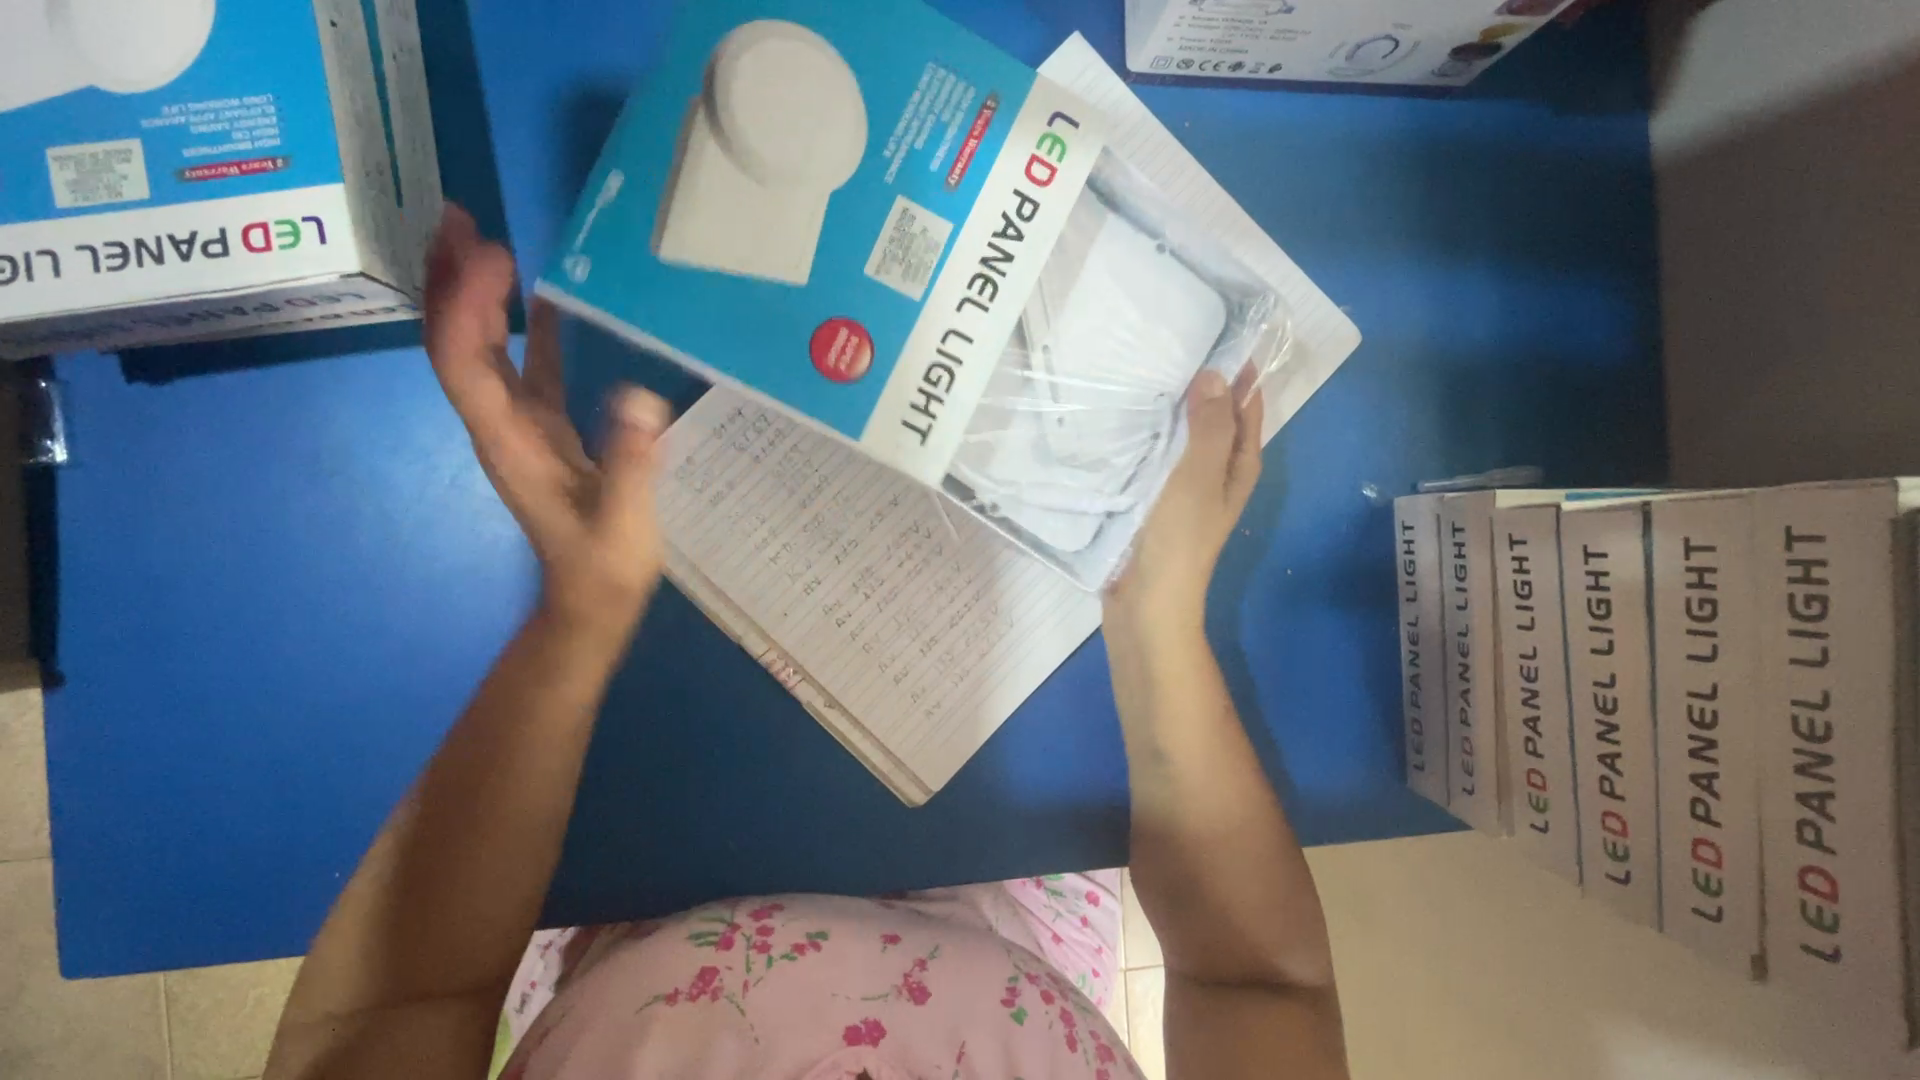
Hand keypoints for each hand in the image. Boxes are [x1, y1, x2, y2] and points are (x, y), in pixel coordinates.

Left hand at [424, 205, 670, 643]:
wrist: (591, 602)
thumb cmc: (606, 569)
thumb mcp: (625, 526)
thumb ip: (631, 466)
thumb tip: (640, 397)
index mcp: (510, 444)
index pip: (466, 364)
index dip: (469, 306)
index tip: (493, 256)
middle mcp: (501, 425)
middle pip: (458, 343)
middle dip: (452, 280)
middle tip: (459, 217)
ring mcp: (521, 426)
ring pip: (485, 349)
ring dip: (478, 294)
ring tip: (484, 238)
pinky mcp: (546, 429)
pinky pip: (526, 367)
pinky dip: (527, 326)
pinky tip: (543, 295)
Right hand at [1105, 365, 1264, 632]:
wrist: (1146, 605)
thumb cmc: (1179, 540)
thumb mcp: (1199, 478)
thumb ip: (1208, 428)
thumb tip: (1216, 374)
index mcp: (1237, 465)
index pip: (1246, 404)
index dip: (1237, 369)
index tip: (1211, 327)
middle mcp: (1215, 473)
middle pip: (1211, 417)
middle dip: (1196, 383)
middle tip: (1164, 340)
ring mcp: (1181, 488)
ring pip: (1178, 436)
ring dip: (1165, 409)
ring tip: (1137, 370)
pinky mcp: (1151, 501)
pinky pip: (1150, 457)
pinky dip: (1142, 437)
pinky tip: (1117, 420)